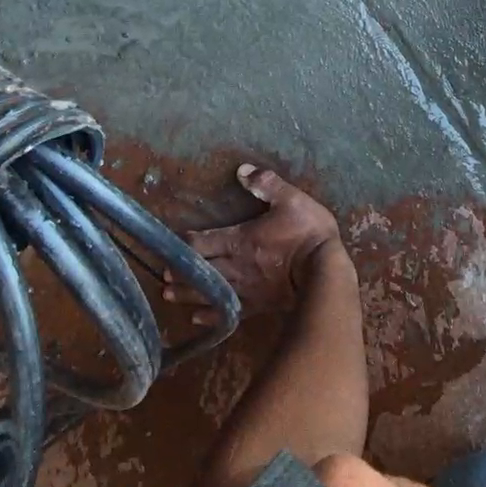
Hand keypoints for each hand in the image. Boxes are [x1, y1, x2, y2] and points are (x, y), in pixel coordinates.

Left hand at [166, 164, 345, 321]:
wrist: (323, 271)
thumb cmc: (308, 232)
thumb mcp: (292, 199)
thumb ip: (267, 184)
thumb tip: (242, 170)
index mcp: (240, 240)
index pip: (203, 242)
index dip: (186, 242)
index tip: (172, 241)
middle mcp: (235, 266)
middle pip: (200, 269)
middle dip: (180, 269)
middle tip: (162, 272)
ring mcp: (244, 289)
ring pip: (208, 291)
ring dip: (186, 292)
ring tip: (168, 294)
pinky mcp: (256, 305)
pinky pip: (227, 311)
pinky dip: (209, 314)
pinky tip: (197, 317)